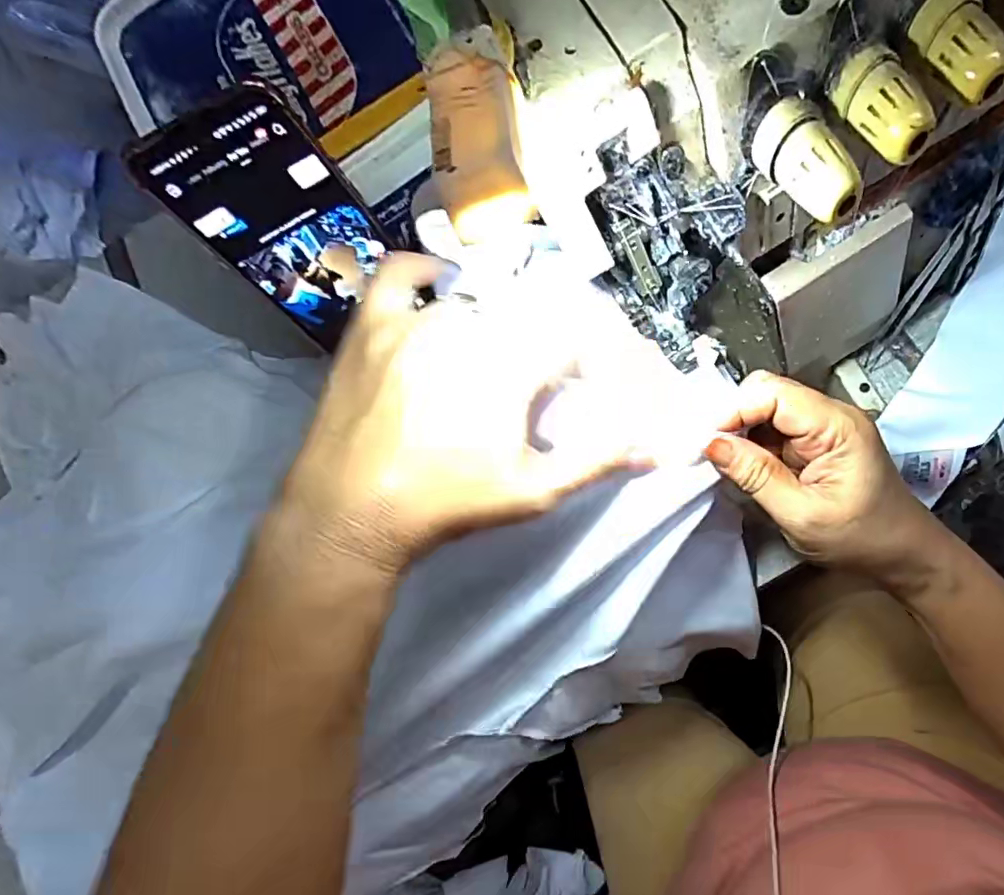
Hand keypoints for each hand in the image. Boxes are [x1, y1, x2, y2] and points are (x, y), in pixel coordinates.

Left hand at [276, 253, 646, 575]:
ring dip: (498, 317)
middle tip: (541, 379)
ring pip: (474, 296)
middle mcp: (467, 327)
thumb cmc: (450, 503)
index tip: (586, 379)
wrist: (352, 513)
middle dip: (545, 340)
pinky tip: (440, 285)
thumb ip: (594, 463)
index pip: (571, 335)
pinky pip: (399, 275)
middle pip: (526, 312)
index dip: (587, 355)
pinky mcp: (372, 325)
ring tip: (500, 352)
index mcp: (511, 365)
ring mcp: (414, 321)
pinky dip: (426, 272)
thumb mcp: (535, 491)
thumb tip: (651, 451)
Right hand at [706, 371, 947, 582]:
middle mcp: (833, 416)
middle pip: (769, 394)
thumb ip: (756, 476)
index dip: (735, 410)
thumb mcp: (801, 514)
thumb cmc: (863, 538)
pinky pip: (778, 433)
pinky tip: (745, 468)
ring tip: (725, 464)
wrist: (902, 552)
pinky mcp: (819, 444)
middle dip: (735, 419)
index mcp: (837, 426)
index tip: (707, 440)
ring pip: (769, 412)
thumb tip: (714, 445)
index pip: (773, 393)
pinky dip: (756, 447)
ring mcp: (826, 429)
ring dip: (744, 435)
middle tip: (710, 452)